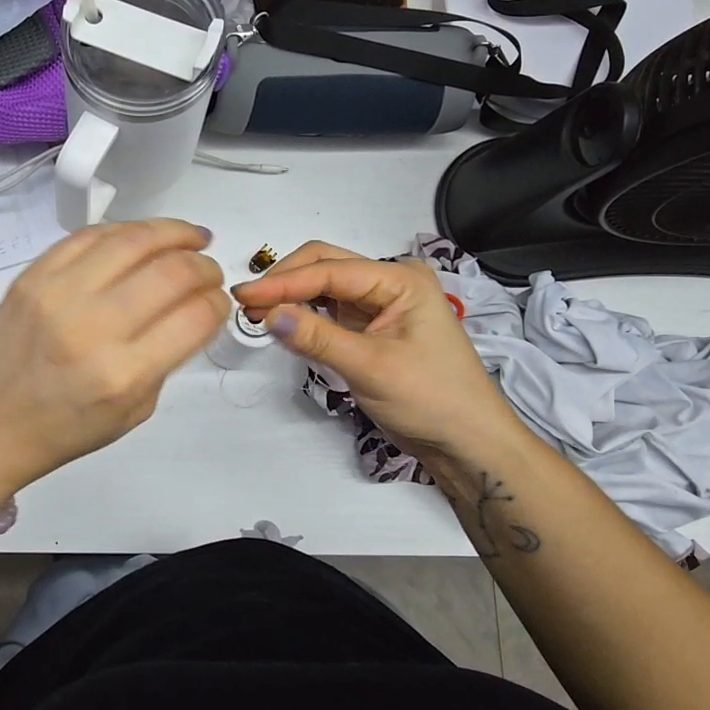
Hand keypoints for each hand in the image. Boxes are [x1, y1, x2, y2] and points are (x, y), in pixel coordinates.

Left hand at [0, 219, 230, 499]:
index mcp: (122, 374)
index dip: (218, 302)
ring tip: (189, 237)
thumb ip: (168, 357)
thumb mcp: (135, 410)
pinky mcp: (31, 277)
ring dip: (171, 232)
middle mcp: (91, 328)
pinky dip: (124, 231)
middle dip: (203, 265)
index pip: (195, 316)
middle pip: (170, 271)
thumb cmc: (67, 428)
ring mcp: (56, 295)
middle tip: (209, 268)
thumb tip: (196, 306)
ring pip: (131, 240)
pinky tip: (142, 237)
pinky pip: (88, 236)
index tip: (219, 300)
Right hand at [230, 241, 526, 463]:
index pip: (329, 270)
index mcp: (400, 279)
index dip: (283, 282)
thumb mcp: (370, 368)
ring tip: (256, 314)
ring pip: (324, 288)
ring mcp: (381, 305)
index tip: (242, 296)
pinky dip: (304, 316)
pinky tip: (282, 324)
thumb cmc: (431, 400)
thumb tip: (267, 315)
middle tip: (246, 304)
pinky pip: (329, 312)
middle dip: (285, 282)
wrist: (467, 443)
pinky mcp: (371, 329)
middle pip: (325, 266)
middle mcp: (390, 283)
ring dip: (291, 297)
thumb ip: (317, 338)